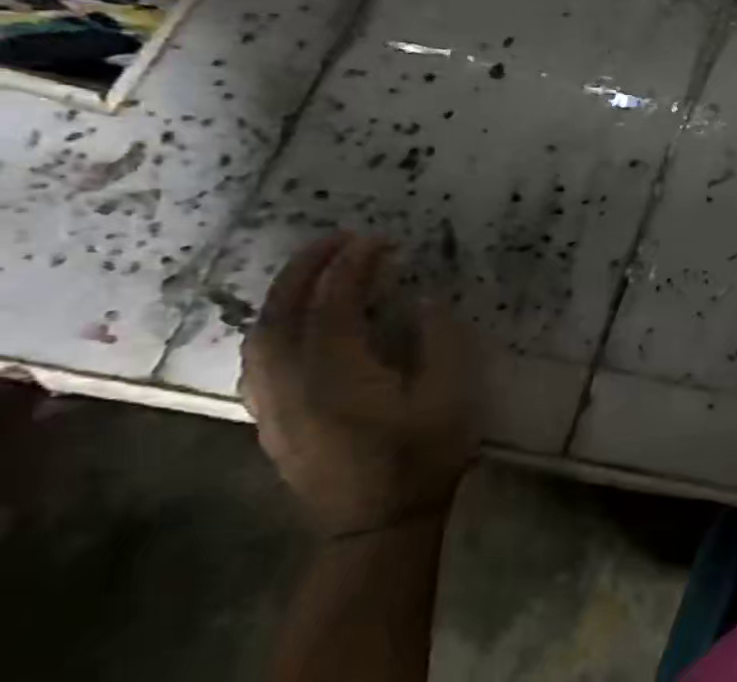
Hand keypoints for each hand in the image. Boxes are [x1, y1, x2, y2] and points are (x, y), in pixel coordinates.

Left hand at [240, 232, 474, 535]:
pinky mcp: (273, 421)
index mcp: (337, 375)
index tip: (376, 241)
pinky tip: (297, 325)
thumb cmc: (423, 456)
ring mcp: (274, 405)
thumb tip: (425, 301)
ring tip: (315, 272)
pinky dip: (275, 327)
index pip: (333, 306)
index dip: (352, 268)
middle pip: (280, 316)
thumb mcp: (449, 395)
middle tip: (337, 239)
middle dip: (305, 271)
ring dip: (284, 297)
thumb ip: (439, 342)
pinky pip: (259, 361)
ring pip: (259, 339)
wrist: (378, 524)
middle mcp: (291, 385)